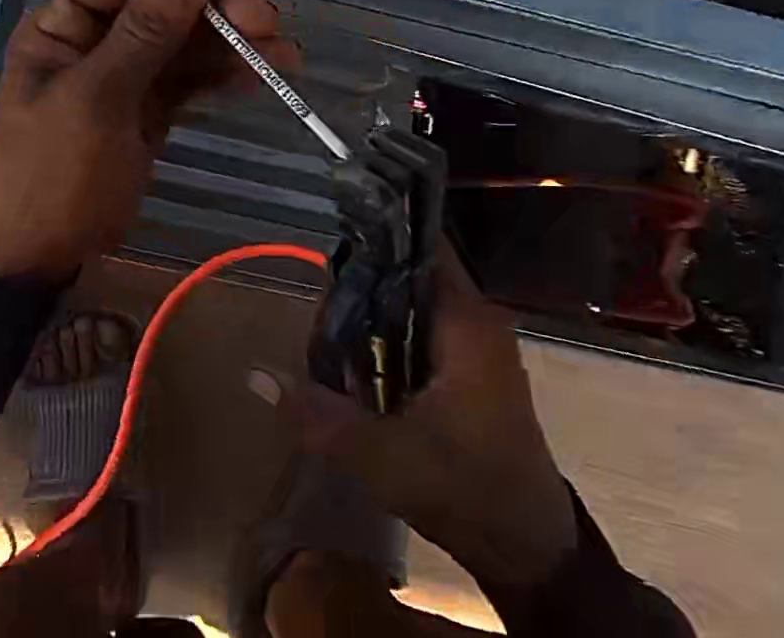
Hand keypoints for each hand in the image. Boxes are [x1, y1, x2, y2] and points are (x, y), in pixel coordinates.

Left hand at [0, 0, 297, 280]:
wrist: (40, 256)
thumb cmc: (54, 173)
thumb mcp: (96, 98)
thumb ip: (145, 31)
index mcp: (61, 28)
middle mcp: (93, 44)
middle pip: (160, 6)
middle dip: (214, 9)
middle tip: (267, 21)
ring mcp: (123, 79)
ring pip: (181, 45)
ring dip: (230, 44)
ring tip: (284, 54)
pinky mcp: (147, 112)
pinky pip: (187, 82)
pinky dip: (221, 76)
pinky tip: (261, 76)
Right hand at [309, 243, 576, 594]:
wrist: (528, 550)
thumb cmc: (466, 490)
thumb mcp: (383, 456)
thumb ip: (318, 413)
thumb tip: (255, 373)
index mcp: (465, 324)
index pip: (422, 247)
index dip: (376, 233)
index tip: (331, 233)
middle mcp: (471, 323)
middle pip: (402, 275)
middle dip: (355, 287)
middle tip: (317, 313)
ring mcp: (468, 346)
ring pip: (402, 305)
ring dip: (363, 316)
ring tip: (324, 338)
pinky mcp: (460, 370)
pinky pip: (409, 332)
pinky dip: (377, 338)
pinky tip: (348, 361)